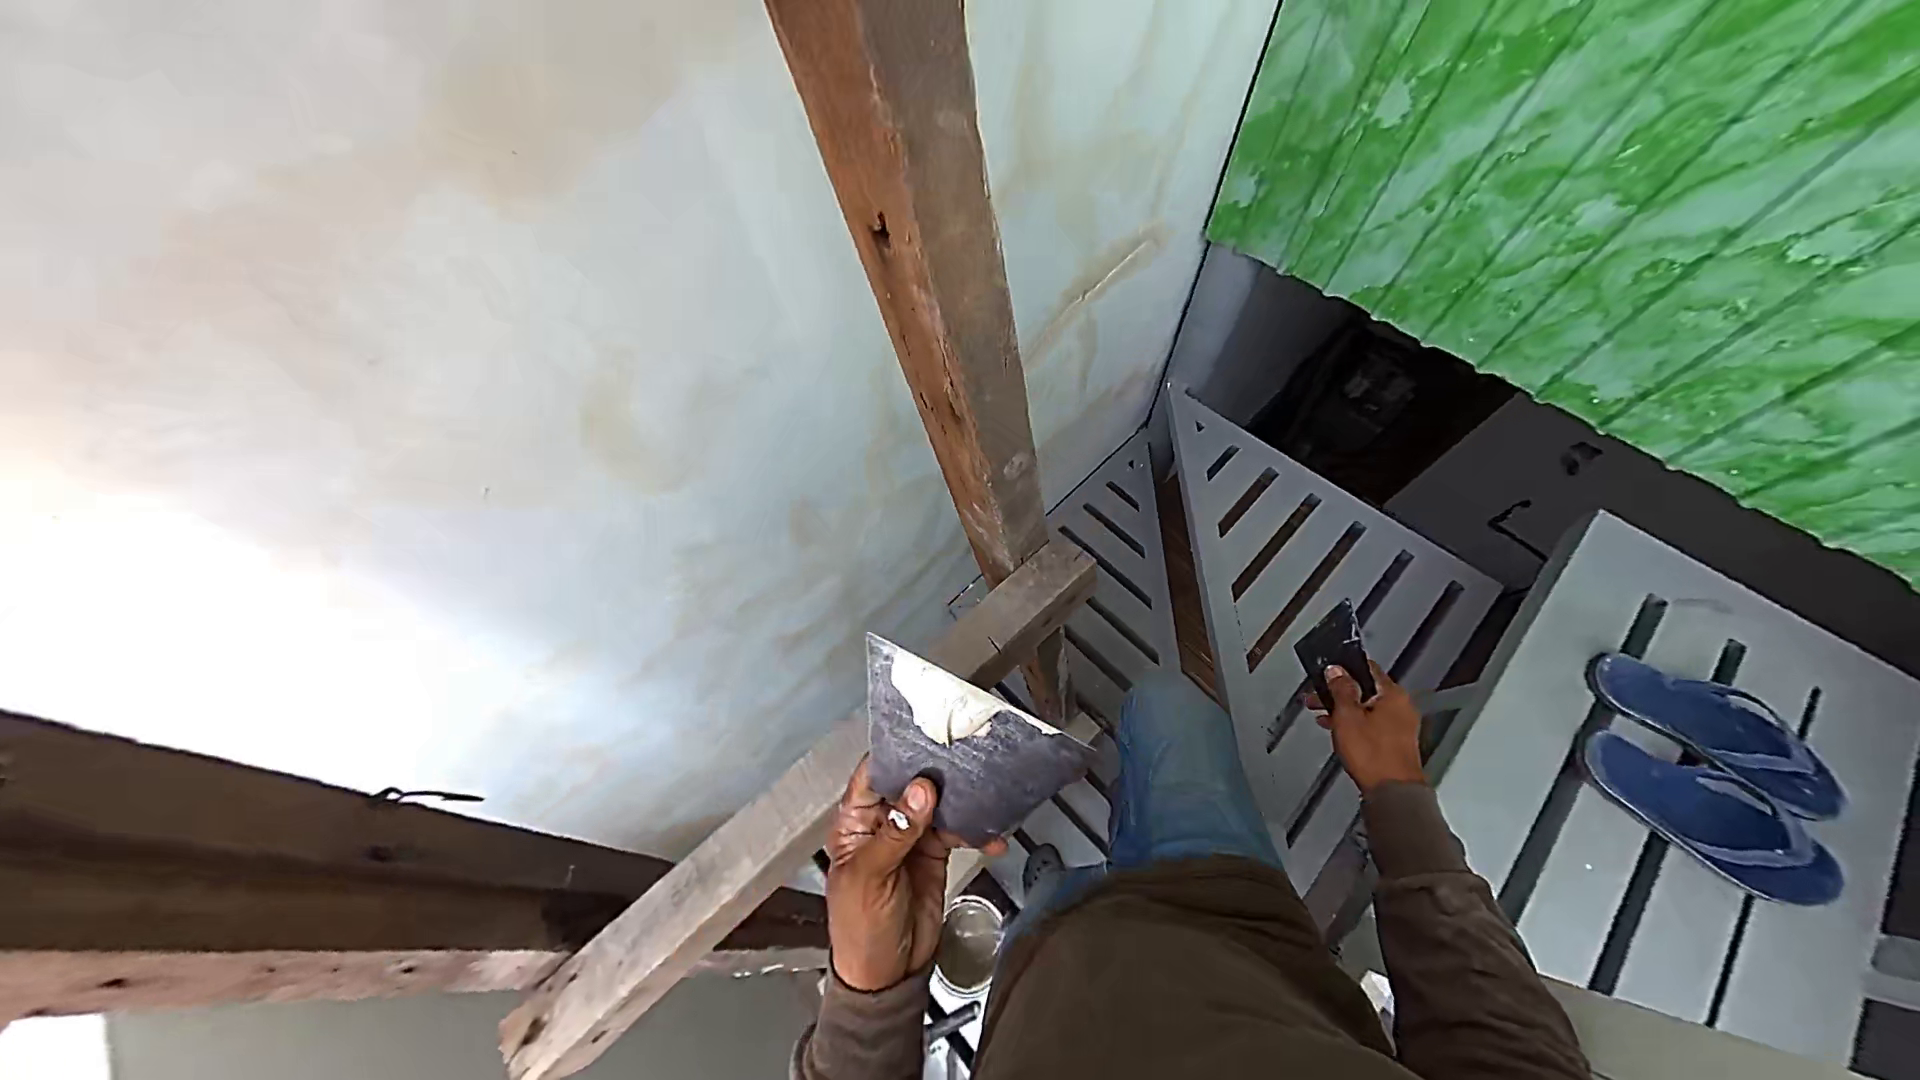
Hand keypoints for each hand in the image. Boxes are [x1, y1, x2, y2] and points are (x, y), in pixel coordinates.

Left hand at [824, 757, 1006, 991]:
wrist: (889, 976)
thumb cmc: (860, 930)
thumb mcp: (870, 879)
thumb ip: (896, 833)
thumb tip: (920, 790)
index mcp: (855, 822)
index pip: (872, 776)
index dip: (894, 756)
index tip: (920, 738)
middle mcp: (883, 822)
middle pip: (908, 783)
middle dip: (933, 770)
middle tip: (960, 756)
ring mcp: (911, 834)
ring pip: (936, 802)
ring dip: (959, 799)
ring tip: (982, 790)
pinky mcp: (934, 850)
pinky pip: (956, 830)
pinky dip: (975, 831)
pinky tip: (990, 834)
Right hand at [1306, 660, 1425, 794]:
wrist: (1392, 791)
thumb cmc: (1371, 752)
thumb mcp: (1346, 715)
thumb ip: (1340, 689)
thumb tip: (1336, 670)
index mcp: (1393, 695)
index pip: (1367, 668)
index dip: (1344, 667)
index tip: (1327, 671)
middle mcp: (1401, 706)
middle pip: (1365, 689)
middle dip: (1338, 691)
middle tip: (1317, 695)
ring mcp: (1400, 724)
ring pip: (1366, 706)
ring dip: (1343, 707)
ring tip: (1320, 712)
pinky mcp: (1395, 740)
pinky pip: (1370, 722)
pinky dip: (1353, 721)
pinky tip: (1336, 728)